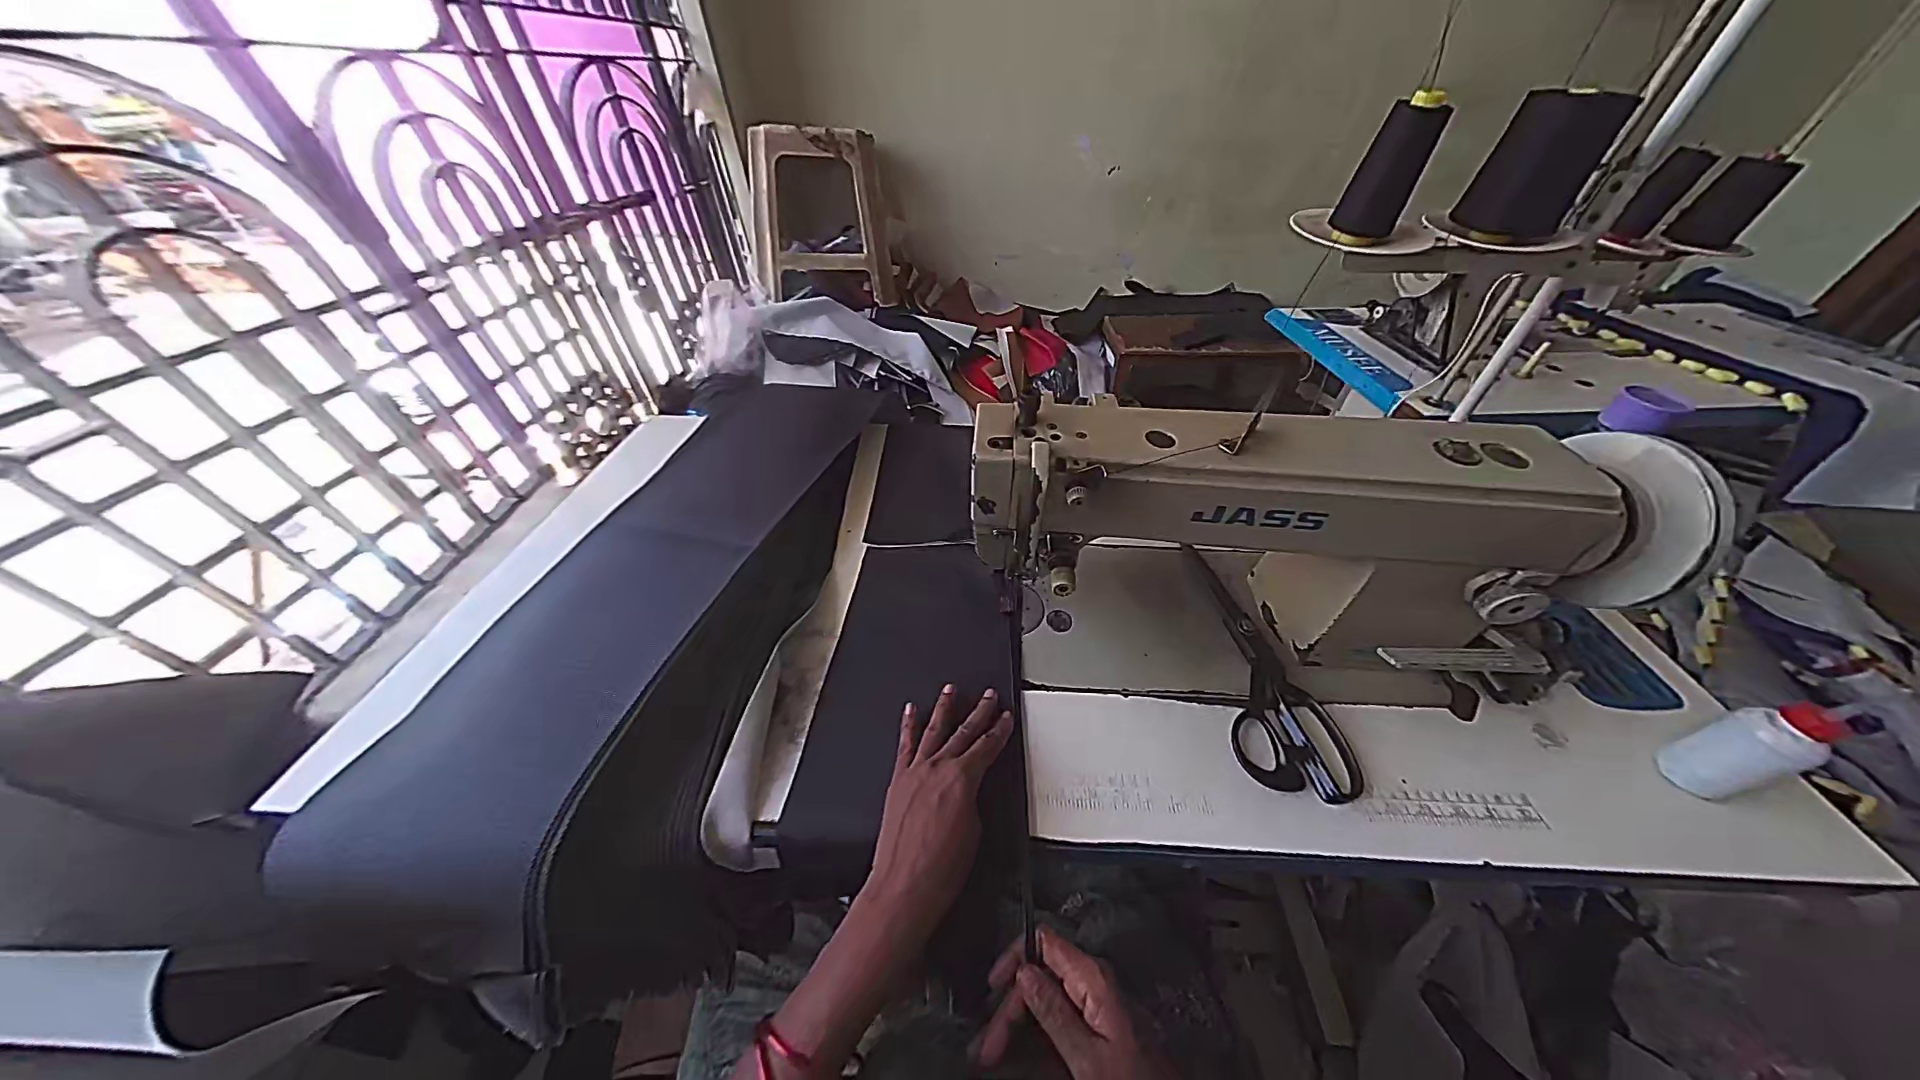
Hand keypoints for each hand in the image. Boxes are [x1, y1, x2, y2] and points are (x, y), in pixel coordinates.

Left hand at [860, 685, 1012, 940]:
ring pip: (933, 730)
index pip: (987, 746)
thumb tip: (970, 788)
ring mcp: (915, 772)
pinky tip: (911, 712)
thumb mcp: (975, 830)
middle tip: (989, 696)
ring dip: (944, 708)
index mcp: (962, 779)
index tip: (1005, 718)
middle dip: (979, 712)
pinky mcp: (898, 780)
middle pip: (964, 732)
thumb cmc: (941, 867)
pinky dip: (908, 726)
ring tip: (951, 690)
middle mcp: (938, 769)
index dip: (999, 730)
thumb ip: (973, 799)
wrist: (904, 885)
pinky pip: (905, 745)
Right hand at [973, 925, 1177, 1079]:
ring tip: (993, 1050)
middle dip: (1011, 1004)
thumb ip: (1054, 1012)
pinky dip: (1033, 1029)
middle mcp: (1093, 979)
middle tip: (989, 1046)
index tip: (993, 988)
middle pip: (1039, 972)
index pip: (1044, 941)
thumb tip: (1024, 971)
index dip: (1014, 957)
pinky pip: (1056, 1012)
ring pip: (1044, 994)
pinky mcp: (1095, 1019)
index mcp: (1092, 978)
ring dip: (1016, 1019)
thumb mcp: (1088, 1058)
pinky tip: (1016, 1046)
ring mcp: (1094, 999)